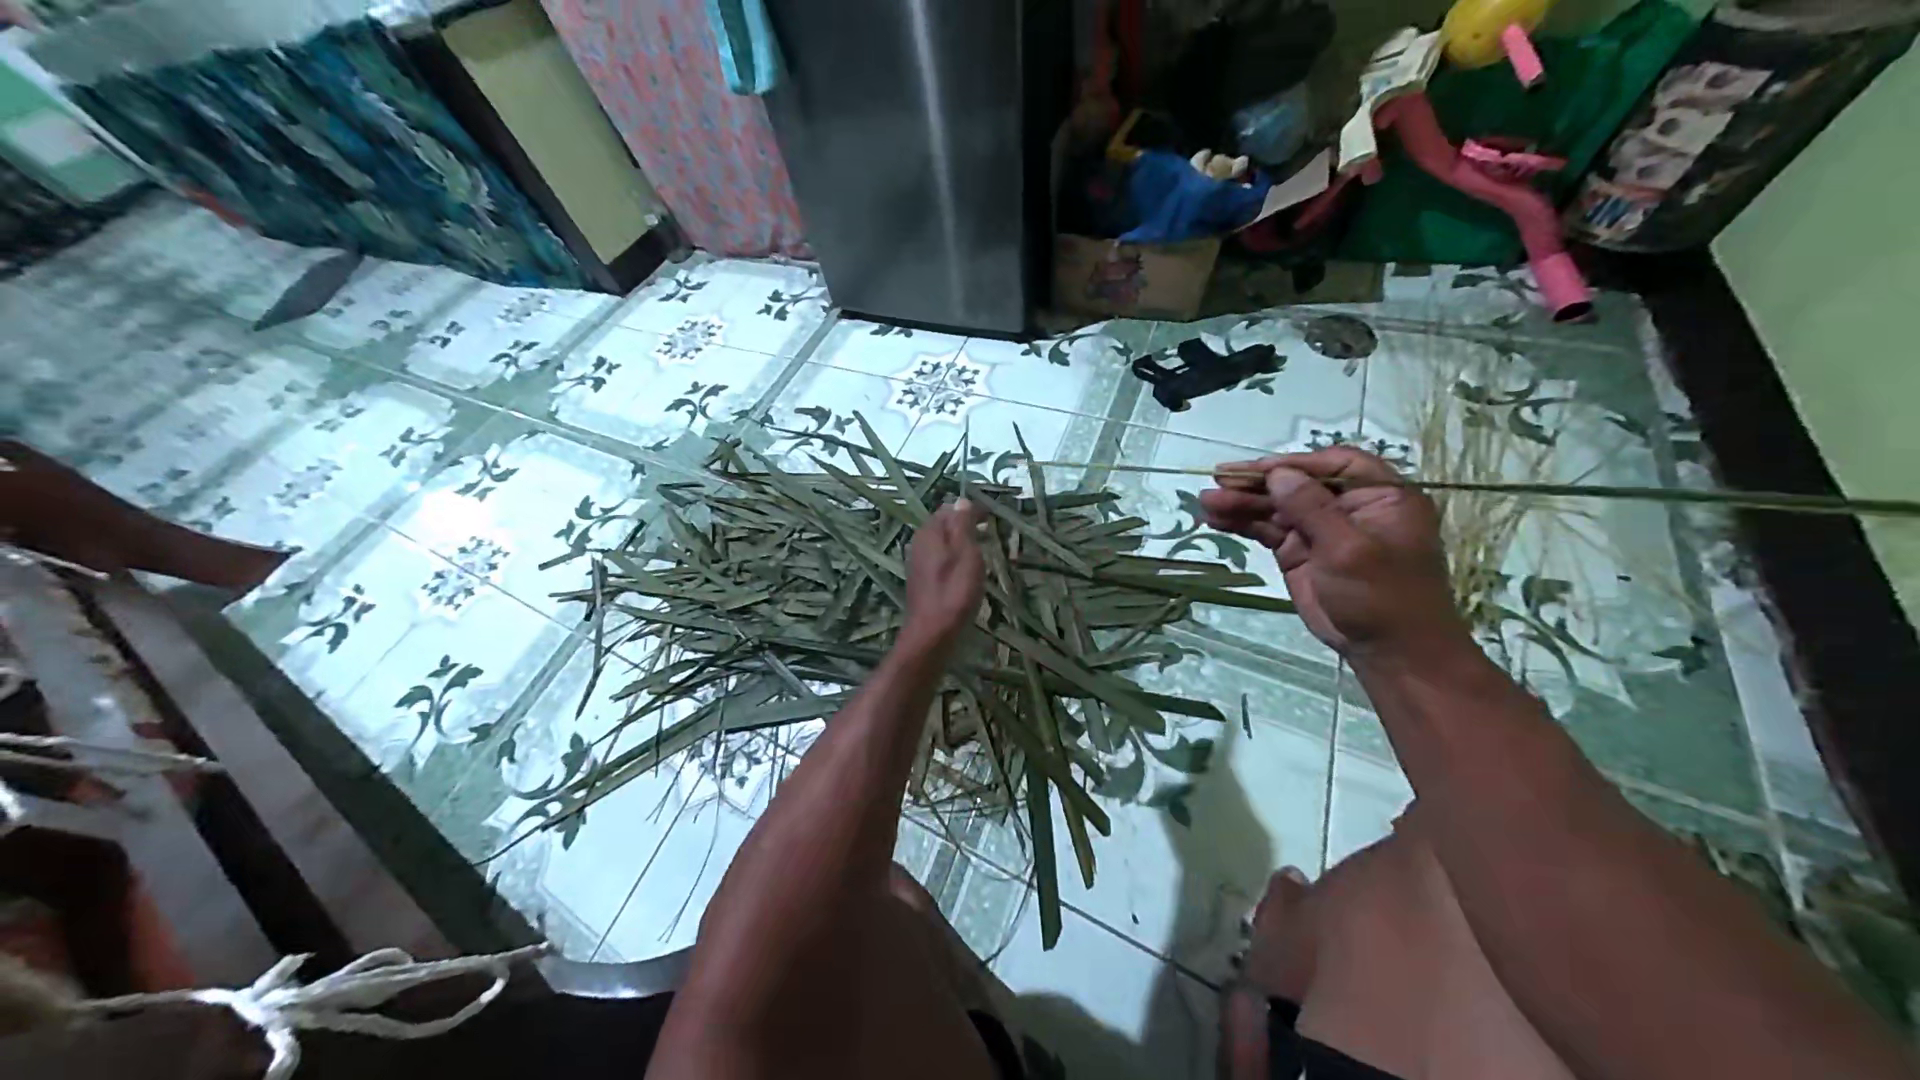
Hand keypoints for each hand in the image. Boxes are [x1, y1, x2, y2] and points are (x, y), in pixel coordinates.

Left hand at [901, 498, 984, 653]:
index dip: (970, 509)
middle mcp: (919, 542)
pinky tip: (966, 569)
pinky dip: (954, 557)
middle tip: (988, 530)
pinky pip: (940, 558)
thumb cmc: (954, 589)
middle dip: (965, 523)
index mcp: (929, 532)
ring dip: (960, 541)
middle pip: (944, 525)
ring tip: (982, 547)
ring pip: (942, 542)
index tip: (991, 516)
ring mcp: (918, 562)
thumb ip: (963, 524)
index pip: (949, 509)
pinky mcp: (922, 579)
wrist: (932, 631)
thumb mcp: (965, 551)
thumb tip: (962, 500)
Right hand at [1198, 447, 1468, 658]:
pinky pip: (1267, 530)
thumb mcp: (1350, 548)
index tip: (1256, 470)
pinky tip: (1216, 519)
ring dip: (1241, 503)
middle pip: (1297, 484)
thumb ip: (1312, 508)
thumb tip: (1278, 473)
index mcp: (1379, 496)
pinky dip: (1243, 523)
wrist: (1389, 651)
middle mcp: (1348, 507)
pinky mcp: (1298, 552)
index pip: (1334, 464)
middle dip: (1256, 484)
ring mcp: (1320, 530)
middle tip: (1217, 482)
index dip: (1294, 463)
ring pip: (1276, 507)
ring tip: (1205, 502)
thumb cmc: (1382, 596)